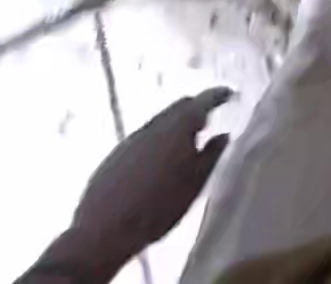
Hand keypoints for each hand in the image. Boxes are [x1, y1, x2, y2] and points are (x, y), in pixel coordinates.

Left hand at [65, 88, 233, 269]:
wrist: (100, 236)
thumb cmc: (159, 205)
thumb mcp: (197, 181)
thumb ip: (213, 153)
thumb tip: (223, 135)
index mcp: (180, 125)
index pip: (205, 99)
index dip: (219, 95)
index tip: (230, 94)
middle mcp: (155, 125)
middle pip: (179, 106)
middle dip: (194, 109)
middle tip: (206, 122)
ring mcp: (130, 140)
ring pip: (158, 122)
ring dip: (172, 127)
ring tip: (181, 146)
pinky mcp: (111, 158)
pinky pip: (140, 140)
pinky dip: (153, 143)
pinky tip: (154, 164)